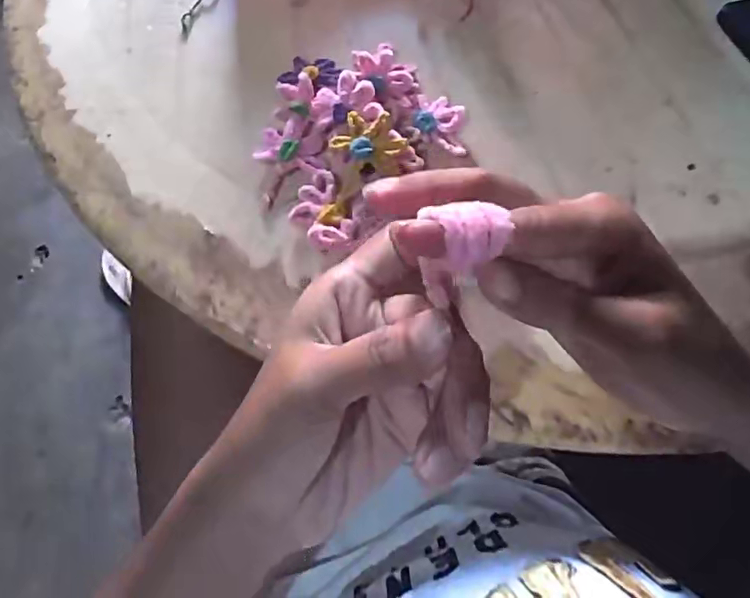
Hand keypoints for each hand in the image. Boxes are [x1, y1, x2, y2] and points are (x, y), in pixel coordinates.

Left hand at [193, 226, 489, 552]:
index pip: (400, 244)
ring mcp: (407, 360)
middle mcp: (384, 314)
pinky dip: (459, 433)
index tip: (482, 257)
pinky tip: (434, 469)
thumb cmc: (272, 429)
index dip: (439, 238)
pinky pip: (460, 401)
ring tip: (442, 457)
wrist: (267, 511)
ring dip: (463, 403)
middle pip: (446, 304)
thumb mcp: (316, 387)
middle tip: (454, 408)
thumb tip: (444, 326)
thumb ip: (379, 356)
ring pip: (462, 355)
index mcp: (351, 290)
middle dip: (459, 355)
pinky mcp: (421, 404)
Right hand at [365, 170, 749, 439]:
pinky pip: (495, 241)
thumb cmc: (683, 363)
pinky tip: (423, 240)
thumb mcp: (627, 340)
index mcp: (599, 223)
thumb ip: (554, 303)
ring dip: (438, 207)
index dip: (461, 228)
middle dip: (435, 193)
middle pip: (495, 196)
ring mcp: (559, 234)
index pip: (519, 221)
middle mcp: (574, 214)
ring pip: (489, 212)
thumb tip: (483, 271)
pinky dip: (456, 239)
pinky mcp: (548, 257)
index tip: (406, 234)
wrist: (716, 387)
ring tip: (385, 206)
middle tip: (377, 196)